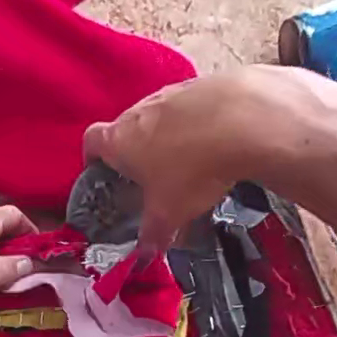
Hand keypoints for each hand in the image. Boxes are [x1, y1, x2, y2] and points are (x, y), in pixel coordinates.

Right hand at [82, 65, 336, 250]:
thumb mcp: (170, 213)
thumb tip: (145, 253)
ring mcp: (172, 92)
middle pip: (127, 128)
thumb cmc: (191, 170)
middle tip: (151, 178)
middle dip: (135, 151)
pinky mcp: (205, 82)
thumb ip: (153, 233)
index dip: (93, 158)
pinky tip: (218, 141)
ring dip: (167, 135)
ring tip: (188, 160)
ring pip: (161, 115)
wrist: (245, 120)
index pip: (91, 142)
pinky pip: (193, 105)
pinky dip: (198, 121)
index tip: (103, 174)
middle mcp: (140, 109)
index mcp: (120, 139)